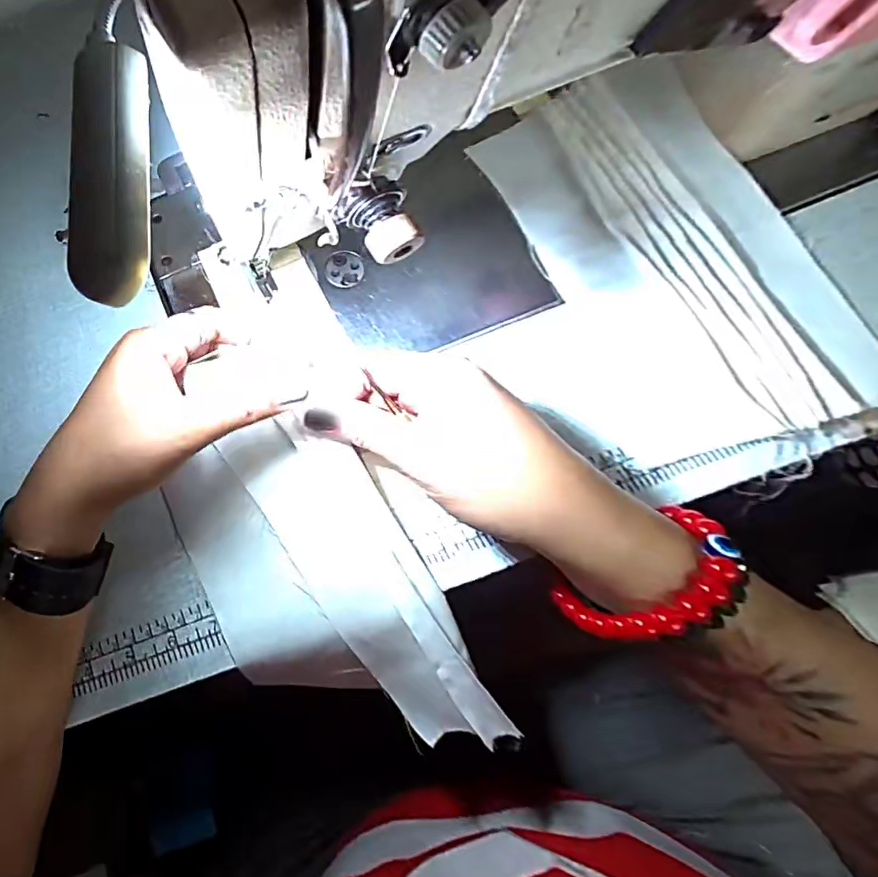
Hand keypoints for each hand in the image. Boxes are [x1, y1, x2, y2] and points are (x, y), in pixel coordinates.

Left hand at [7, 308, 301, 554]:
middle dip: (241, 357)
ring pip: (197, 364)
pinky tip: (226, 406)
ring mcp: (142, 374)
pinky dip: (208, 391)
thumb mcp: (188, 429)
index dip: (247, 335)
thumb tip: (280, 397)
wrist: (73, 490)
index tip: (278, 353)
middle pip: (205, 341)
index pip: (210, 322)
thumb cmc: (118, 453)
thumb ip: (240, 410)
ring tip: (258, 391)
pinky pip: (185, 383)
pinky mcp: (142, 396)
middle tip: (275, 375)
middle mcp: (145, 351)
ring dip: (225, 376)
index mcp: (150, 344)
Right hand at [303, 350, 697, 607]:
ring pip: (409, 402)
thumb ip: (361, 428)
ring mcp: (472, 395)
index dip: (342, 390)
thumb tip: (309, 408)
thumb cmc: (490, 481)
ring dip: (389, 427)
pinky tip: (417, 463)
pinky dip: (414, 435)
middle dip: (363, 410)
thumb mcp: (417, 456)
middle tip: (351, 450)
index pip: (369, 363)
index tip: (329, 427)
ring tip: (386, 461)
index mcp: (438, 372)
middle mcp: (455, 373)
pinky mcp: (483, 418)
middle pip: (388, 380)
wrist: (568, 513)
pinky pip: (432, 415)